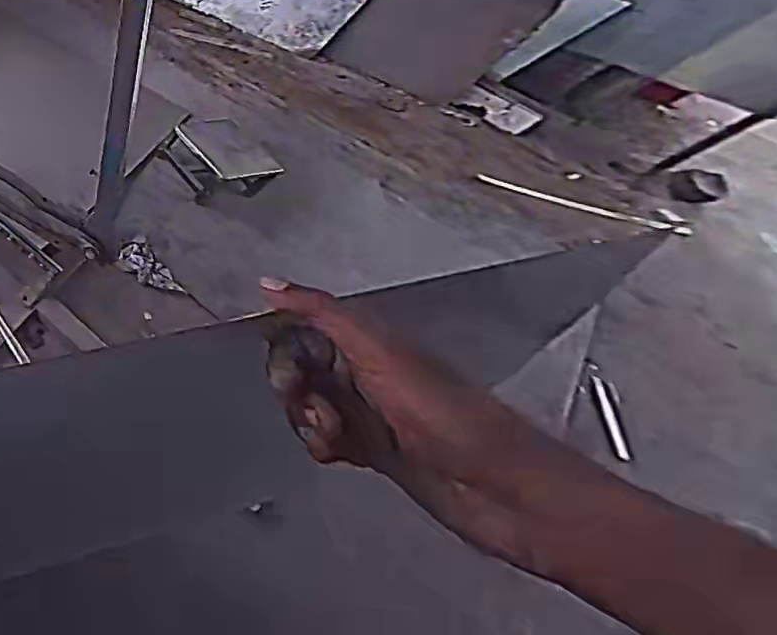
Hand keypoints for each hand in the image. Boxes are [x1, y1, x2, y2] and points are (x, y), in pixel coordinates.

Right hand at [259, 277, 597, 572]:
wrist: (504, 491)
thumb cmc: (452, 417)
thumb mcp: (377, 349)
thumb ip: (321, 311)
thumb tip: (271, 284)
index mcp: (363, 339)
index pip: (300, 329)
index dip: (284, 347)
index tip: (289, 366)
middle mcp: (362, 371)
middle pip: (296, 370)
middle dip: (293, 389)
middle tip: (314, 405)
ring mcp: (365, 410)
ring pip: (304, 405)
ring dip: (307, 420)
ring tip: (333, 432)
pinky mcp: (370, 447)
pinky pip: (322, 439)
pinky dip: (321, 445)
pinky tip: (337, 450)